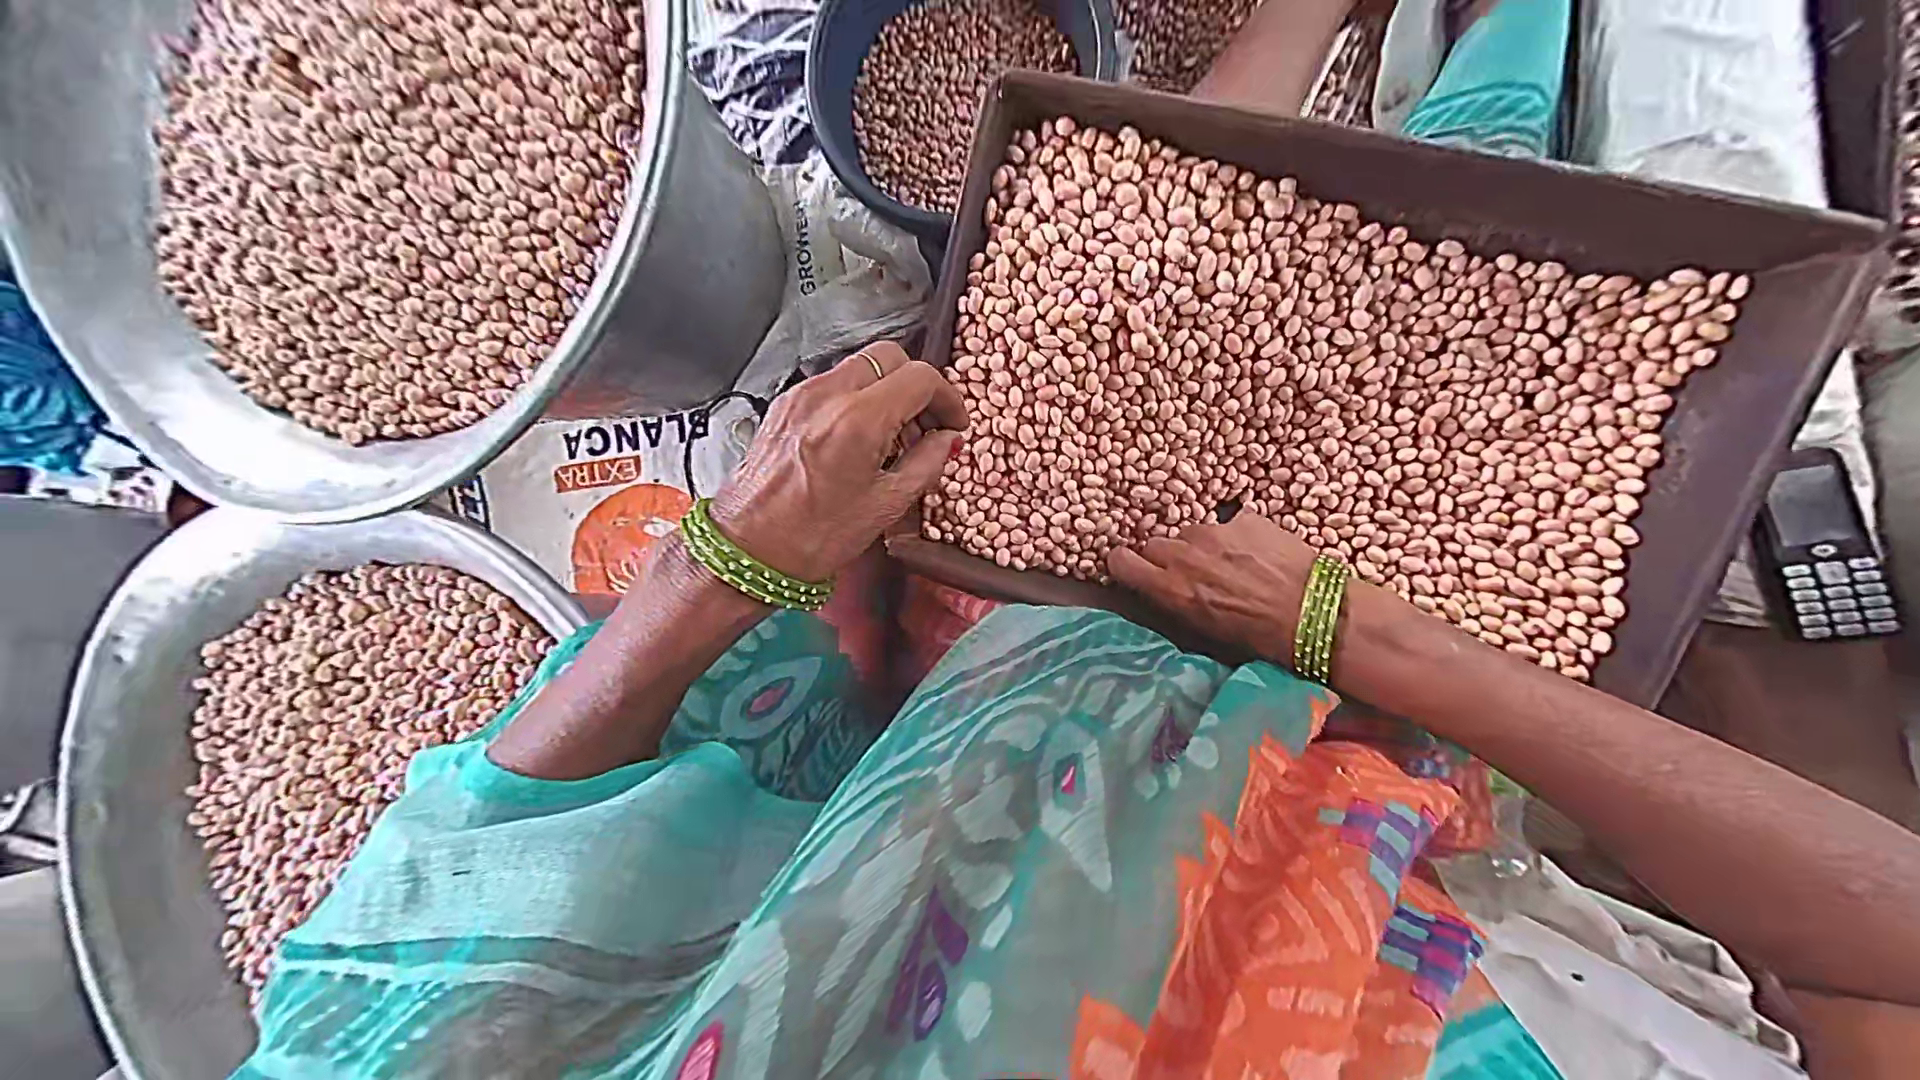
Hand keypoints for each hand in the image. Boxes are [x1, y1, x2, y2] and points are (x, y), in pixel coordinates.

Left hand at [710, 341, 968, 582]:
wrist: (749, 548)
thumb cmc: (813, 536)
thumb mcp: (886, 504)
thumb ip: (927, 462)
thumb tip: (947, 440)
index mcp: (857, 420)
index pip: (920, 377)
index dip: (948, 398)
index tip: (953, 422)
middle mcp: (827, 395)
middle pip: (890, 357)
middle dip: (917, 386)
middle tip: (927, 424)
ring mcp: (801, 395)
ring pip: (861, 366)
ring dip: (888, 391)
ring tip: (894, 437)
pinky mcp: (785, 404)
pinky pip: (834, 383)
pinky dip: (858, 399)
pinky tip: (861, 438)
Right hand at [1107, 512, 1319, 664]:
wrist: (1316, 615)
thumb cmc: (1258, 638)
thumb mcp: (1203, 631)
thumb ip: (1173, 602)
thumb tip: (1160, 590)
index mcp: (1169, 587)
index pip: (1120, 560)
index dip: (1126, 564)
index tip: (1135, 570)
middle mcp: (1183, 555)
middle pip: (1154, 545)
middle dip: (1166, 558)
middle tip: (1191, 575)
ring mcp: (1214, 531)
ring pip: (1191, 533)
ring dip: (1201, 546)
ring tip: (1230, 566)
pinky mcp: (1244, 518)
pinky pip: (1228, 524)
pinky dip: (1236, 537)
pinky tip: (1257, 556)